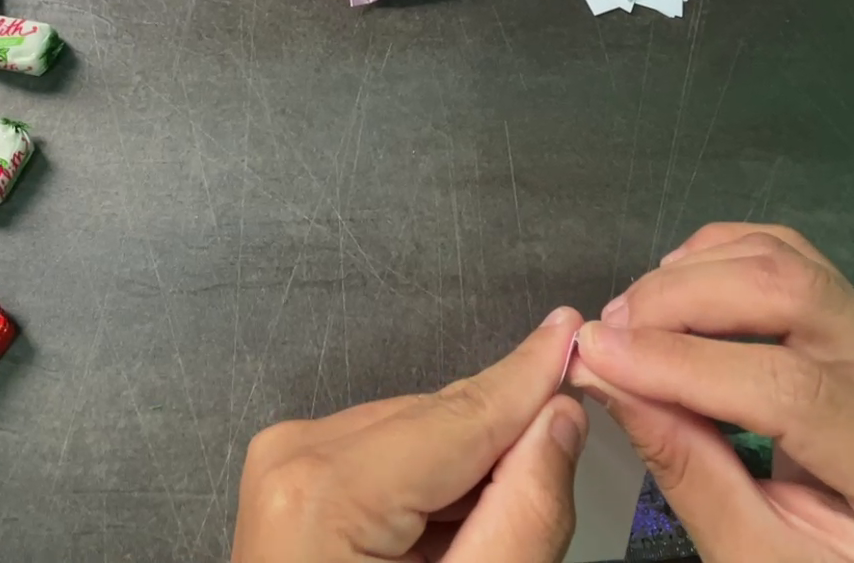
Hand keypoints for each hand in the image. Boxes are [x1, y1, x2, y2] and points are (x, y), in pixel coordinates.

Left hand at [232, 308, 585, 562]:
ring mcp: (285, 456)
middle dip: (502, 431)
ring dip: (467, 464)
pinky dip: (429, 481)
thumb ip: (520, 515)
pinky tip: (451, 526)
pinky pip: (384, 451)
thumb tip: (557, 420)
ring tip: (493, 523)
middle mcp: (295, 451)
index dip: (525, 377)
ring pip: (413, 432)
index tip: (568, 328)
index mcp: (325, 490)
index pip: (455, 417)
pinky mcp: (289, 469)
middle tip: (567, 431)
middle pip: (433, 421)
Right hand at [571, 223, 853, 562]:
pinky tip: (679, 297)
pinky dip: (721, 262)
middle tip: (609, 331)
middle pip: (803, 295)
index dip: (685, 362)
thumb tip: (597, 368)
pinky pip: (798, 261)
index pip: (802, 393)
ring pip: (796, 260)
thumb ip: (683, 464)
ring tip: (635, 319)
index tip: (595, 352)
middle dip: (683, 298)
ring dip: (695, 274)